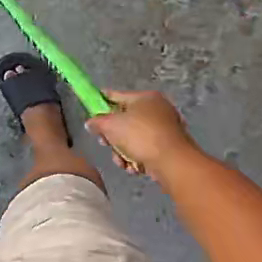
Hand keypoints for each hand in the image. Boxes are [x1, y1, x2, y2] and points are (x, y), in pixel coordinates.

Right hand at [86, 89, 201, 176]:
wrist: (172, 162)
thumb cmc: (139, 136)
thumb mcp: (109, 125)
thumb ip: (96, 122)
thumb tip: (91, 123)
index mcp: (145, 97)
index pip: (115, 95)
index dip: (99, 102)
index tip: (89, 111)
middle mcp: (157, 109)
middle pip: (123, 120)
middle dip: (111, 135)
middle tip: (105, 142)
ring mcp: (165, 128)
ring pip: (132, 138)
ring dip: (122, 151)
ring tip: (121, 160)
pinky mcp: (168, 147)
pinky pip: (144, 149)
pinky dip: (136, 158)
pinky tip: (132, 166)